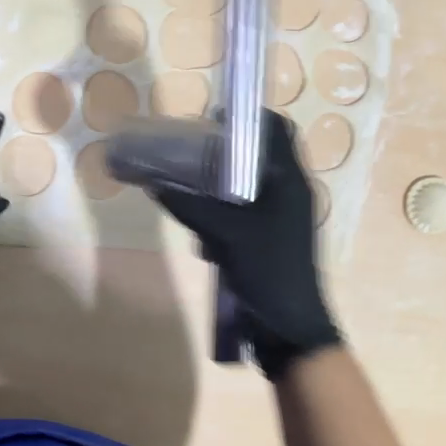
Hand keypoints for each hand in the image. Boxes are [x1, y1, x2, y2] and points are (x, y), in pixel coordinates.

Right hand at [151, 110, 339, 378]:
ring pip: (248, 187)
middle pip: (259, 156)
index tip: (212, 121)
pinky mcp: (272, 241)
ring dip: (220, 190)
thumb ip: (191, 206)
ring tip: (191, 198)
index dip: (247, 118)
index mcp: (291, 182)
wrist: (291, 327)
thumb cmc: (268, 270)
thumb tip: (155, 184)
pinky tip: (204, 239)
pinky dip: (223, 218)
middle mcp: (291, 193)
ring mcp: (283, 219)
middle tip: (190, 157)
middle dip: (224, 155)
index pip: (277, 129)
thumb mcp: (226, 233)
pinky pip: (244, 215)